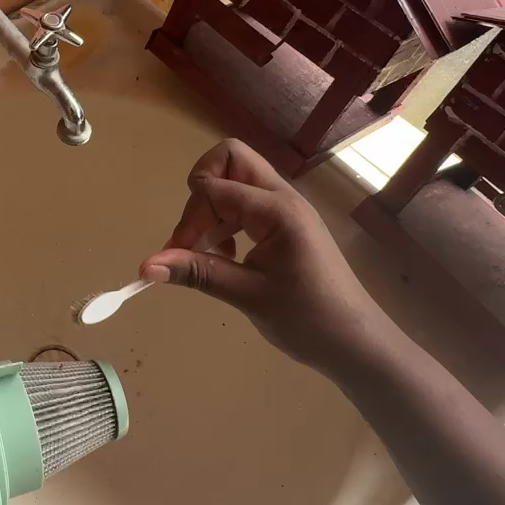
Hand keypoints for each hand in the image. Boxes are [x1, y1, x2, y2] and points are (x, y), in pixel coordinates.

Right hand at [139, 139, 396, 377]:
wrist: (359, 345)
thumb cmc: (309, 321)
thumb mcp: (247, 297)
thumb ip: (197, 272)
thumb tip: (146, 266)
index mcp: (277, 210)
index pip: (213, 187)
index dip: (189, 218)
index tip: (178, 254)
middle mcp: (282, 198)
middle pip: (228, 159)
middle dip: (201, 191)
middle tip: (197, 236)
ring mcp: (285, 209)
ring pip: (235, 179)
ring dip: (213, 207)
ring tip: (210, 251)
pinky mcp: (285, 224)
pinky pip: (245, 201)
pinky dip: (227, 219)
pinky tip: (227, 256)